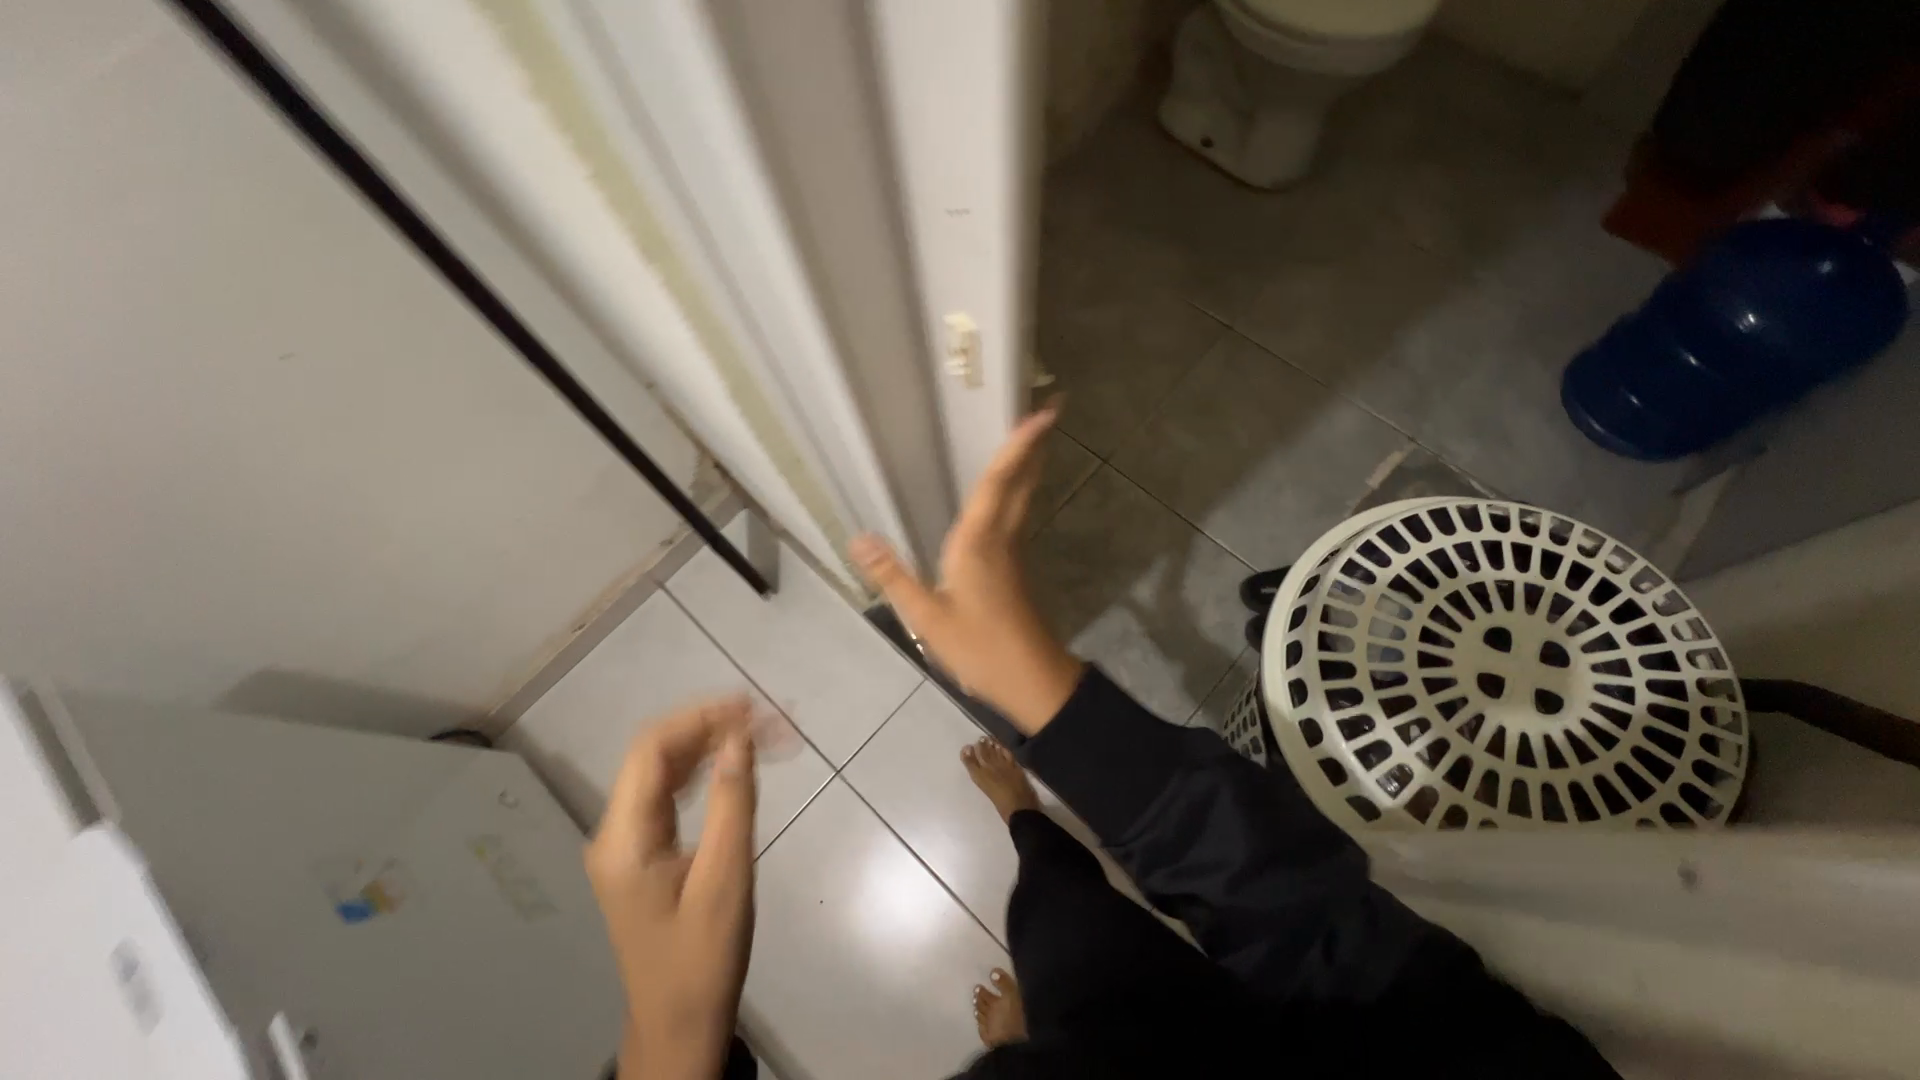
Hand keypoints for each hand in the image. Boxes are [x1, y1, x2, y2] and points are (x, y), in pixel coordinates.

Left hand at [586, 698, 757, 1079]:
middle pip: (656, 754)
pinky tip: (735, 764)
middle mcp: (615, 831)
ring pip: (664, 771)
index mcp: (624, 838)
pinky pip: (670, 794)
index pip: (652, 750)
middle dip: (711, 726)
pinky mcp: (643, 852)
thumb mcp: (725, 880)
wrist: (678, 1024)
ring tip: (763, 733)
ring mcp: (626, 842)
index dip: (700, 717)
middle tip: (769, 719)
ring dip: (711, 745)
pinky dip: (704, 772)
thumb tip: (740, 739)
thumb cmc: (703, 958)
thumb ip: (732, 804)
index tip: (752, 707)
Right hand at [850, 405, 1083, 733]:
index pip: (999, 483)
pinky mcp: (1016, 569)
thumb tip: (859, 539)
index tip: (1043, 412)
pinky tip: (1012, 492)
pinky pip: (1019, 515)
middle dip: (1035, 445)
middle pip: (1021, 483)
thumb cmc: (980, 648)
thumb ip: (894, 576)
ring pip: (1024, 498)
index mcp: (979, 542)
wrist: (1033, 680)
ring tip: (1035, 436)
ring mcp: (1014, 553)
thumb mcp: (927, 617)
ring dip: (1030, 465)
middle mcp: (1002, 539)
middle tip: (1052, 408)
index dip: (1018, 446)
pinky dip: (1021, 491)